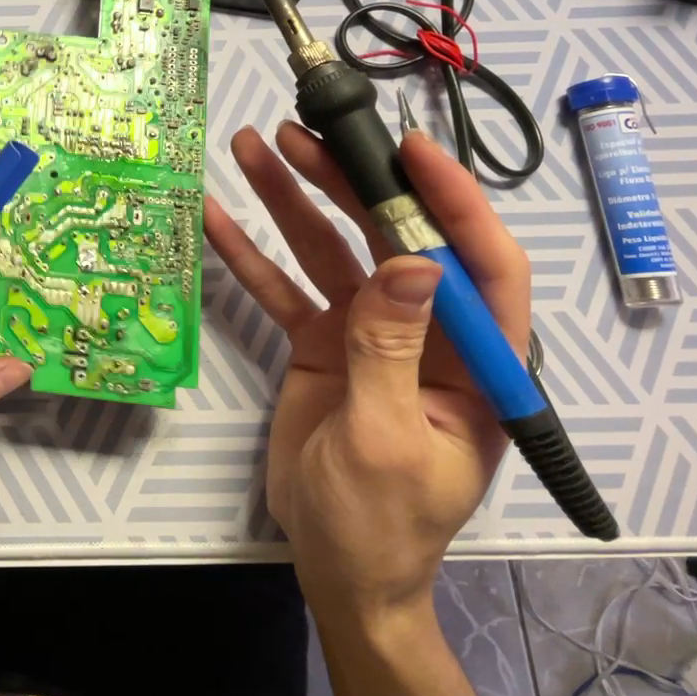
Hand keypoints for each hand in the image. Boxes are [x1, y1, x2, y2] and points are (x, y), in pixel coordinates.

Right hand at [204, 123, 529, 695]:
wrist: (336, 560)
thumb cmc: (385, 519)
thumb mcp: (390, 438)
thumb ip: (393, 350)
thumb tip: (412, 264)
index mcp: (473, 357)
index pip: (480, 264)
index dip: (452, 200)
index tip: (408, 148)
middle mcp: (424, 329)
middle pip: (389, 238)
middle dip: (346, 182)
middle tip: (297, 134)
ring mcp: (365, 330)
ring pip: (329, 250)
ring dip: (291, 201)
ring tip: (251, 149)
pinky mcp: (319, 340)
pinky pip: (283, 287)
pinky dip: (249, 254)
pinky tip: (216, 218)